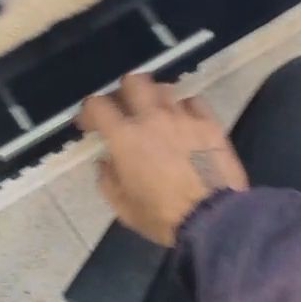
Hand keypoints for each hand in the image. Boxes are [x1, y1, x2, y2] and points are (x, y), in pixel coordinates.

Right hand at [76, 73, 248, 247]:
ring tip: (156, 113)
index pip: (98, 106)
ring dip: (154, 97)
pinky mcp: (210, 123)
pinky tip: (184, 120)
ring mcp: (183, 117)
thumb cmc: (162, 217)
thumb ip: (108, 179)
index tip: (89, 124)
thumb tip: (105, 161)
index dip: (89, 111)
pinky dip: (184, 107)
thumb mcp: (123, 207)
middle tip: (124, 109)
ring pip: (164, 88)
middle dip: (123, 92)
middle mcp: (152, 118)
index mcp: (125, 138)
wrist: (212, 219)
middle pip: (133, 82)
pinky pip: (194, 101)